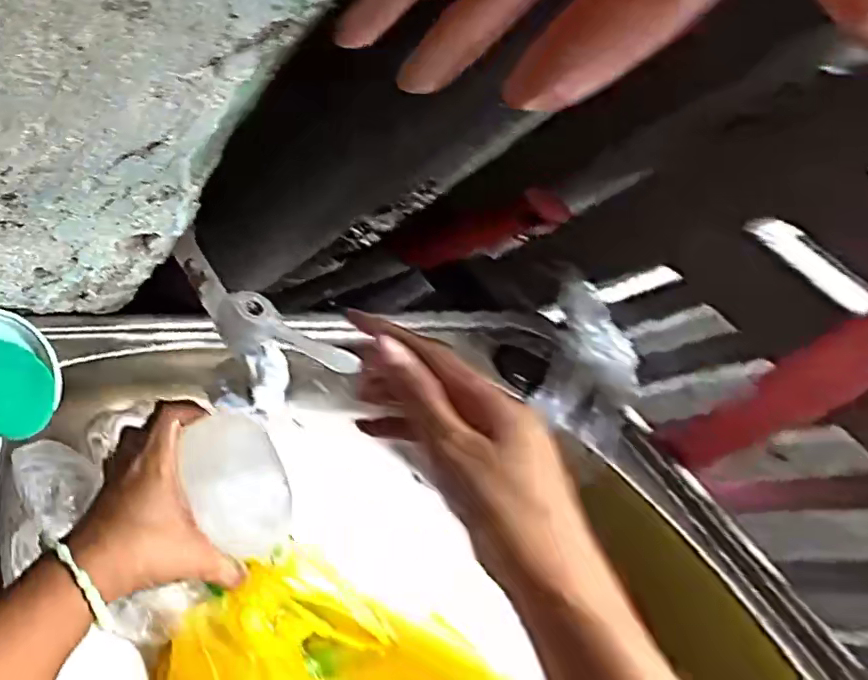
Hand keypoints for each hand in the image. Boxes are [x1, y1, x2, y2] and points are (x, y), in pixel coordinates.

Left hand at [65, 401, 241, 599]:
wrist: (95, 562)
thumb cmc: (144, 547)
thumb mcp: (196, 558)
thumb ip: (227, 566)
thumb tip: (244, 573)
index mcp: (153, 458)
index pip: (167, 414)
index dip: (188, 407)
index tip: (208, 418)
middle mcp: (130, 456)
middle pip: (149, 422)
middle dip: (174, 422)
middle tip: (197, 437)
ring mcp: (115, 468)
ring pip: (133, 438)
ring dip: (153, 439)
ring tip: (178, 457)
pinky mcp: (106, 484)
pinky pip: (124, 458)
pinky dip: (140, 460)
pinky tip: (155, 485)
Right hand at [349, 311, 610, 590]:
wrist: (554, 586)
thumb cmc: (509, 516)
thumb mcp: (451, 445)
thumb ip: (418, 392)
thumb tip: (388, 348)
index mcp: (498, 404)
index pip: (435, 354)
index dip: (391, 333)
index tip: (355, 320)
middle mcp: (501, 415)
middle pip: (435, 376)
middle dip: (390, 367)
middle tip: (351, 366)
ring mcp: (497, 441)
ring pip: (435, 402)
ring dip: (395, 396)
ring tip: (360, 398)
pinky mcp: (488, 465)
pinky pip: (439, 428)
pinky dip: (408, 423)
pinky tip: (381, 429)